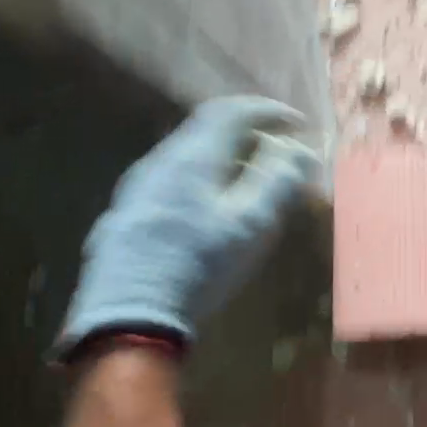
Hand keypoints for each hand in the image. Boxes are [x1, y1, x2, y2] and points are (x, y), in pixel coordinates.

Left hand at [53, 96, 318, 361]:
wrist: (130, 315)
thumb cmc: (201, 264)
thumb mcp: (252, 223)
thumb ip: (277, 179)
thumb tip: (298, 148)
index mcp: (192, 157)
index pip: (231, 111)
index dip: (267, 110)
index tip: (297, 122)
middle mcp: (160, 161)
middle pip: (207, 129)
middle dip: (250, 133)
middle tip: (282, 150)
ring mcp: (139, 187)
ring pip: (189, 155)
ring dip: (227, 156)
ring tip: (255, 178)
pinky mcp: (129, 213)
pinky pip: (175, 177)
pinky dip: (206, 176)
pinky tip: (216, 205)